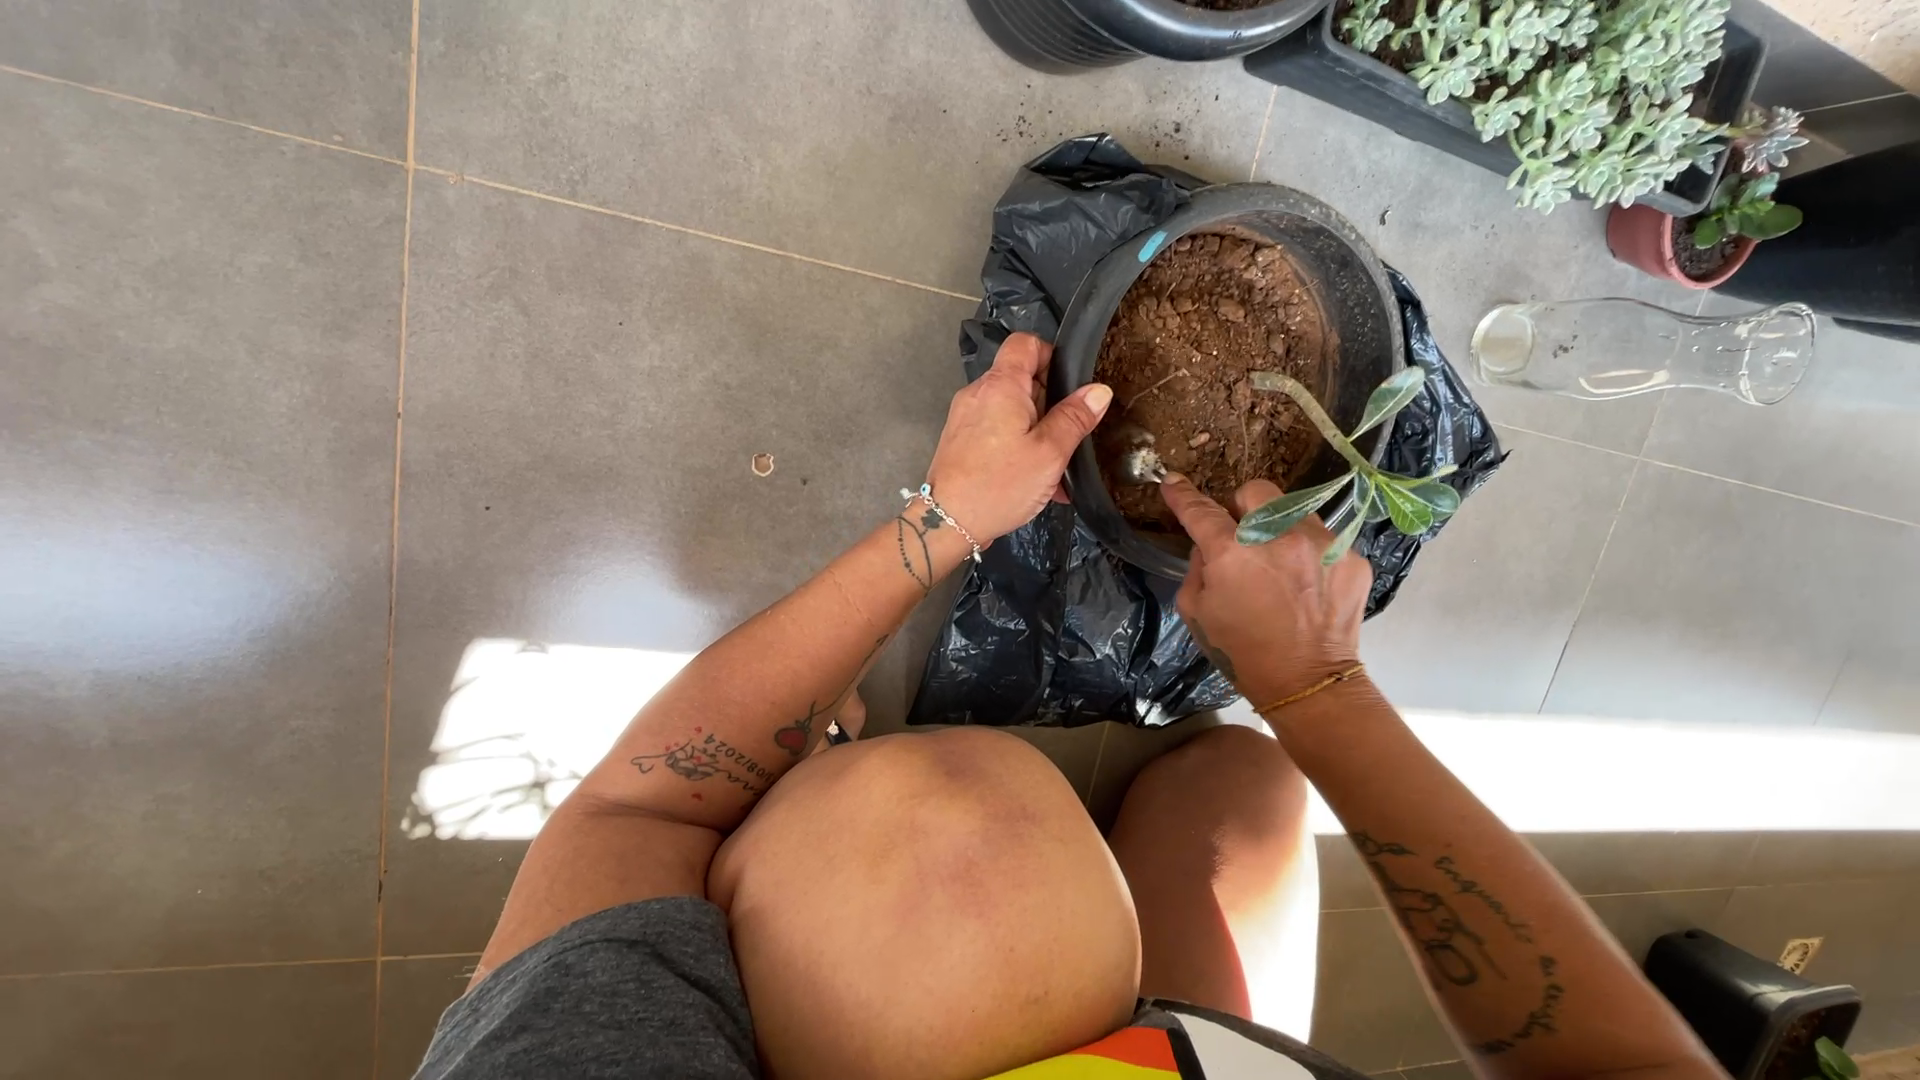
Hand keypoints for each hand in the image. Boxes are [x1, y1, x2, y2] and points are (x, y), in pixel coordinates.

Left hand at [925, 333, 1112, 542]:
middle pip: (1019, 378)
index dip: (1051, 356)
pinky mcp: (960, 441)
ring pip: (1010, 409)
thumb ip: (1075, 418)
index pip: (1025, 344)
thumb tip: (1098, 391)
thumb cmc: (999, 486)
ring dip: (1036, 430)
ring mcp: (965, 418)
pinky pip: (996, 431)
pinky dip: (1017, 445)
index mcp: (1000, 386)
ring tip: (1054, 464)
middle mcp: (977, 394)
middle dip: (1048, 401)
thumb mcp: (1050, 453)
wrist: (948, 522)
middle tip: (1067, 433)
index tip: (1069, 385)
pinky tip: (1035, 478)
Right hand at [1160, 475, 1372, 706]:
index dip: (1182, 495)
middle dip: (1243, 508)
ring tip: (1282, 566)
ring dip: (1280, 529)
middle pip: (1256, 491)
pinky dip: (1310, 555)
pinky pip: (1323, 539)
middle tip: (1242, 537)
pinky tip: (1308, 585)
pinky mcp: (1351, 557)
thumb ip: (1197, 567)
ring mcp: (1322, 543)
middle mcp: (1278, 536)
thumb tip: (1208, 545)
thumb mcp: (1196, 612)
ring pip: (1294, 511)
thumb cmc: (1241, 652)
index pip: (1201, 512)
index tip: (1172, 482)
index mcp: (1233, 552)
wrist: (1307, 682)